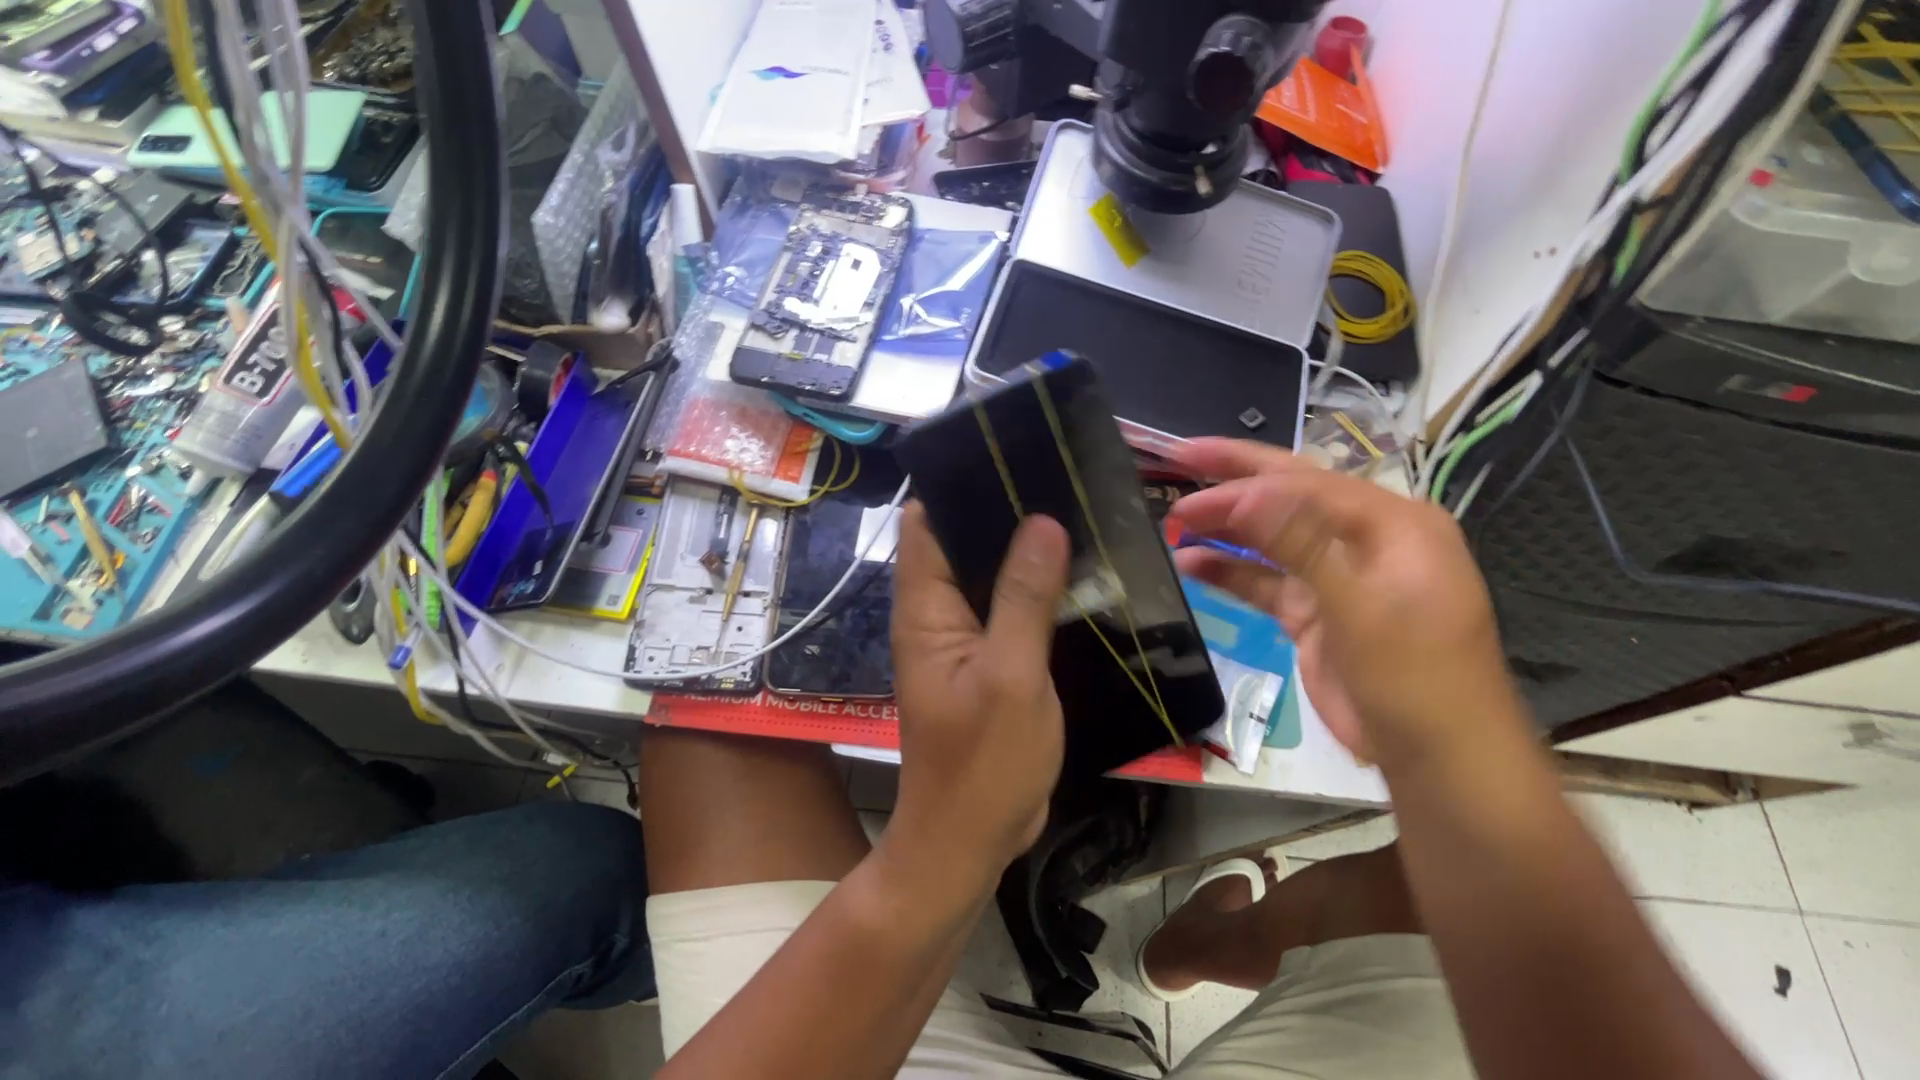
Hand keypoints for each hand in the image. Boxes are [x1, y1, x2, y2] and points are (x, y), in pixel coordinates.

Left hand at [888, 503, 1070, 881]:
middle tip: (1062, 478)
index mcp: (925, 612)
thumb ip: (1023, 598)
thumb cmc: (984, 762)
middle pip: (962, 546)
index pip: (927, 526)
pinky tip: (1081, 579)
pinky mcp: (990, 666)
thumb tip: (1040, 521)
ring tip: (1079, 514)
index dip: (959, 485)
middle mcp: (937, 618)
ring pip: (991, 580)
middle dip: (1003, 514)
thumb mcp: (1010, 675)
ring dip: (1026, 554)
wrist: (972, 841)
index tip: (1009, 450)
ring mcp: (964, 644)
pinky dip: (1037, 594)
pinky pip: (1009, 614)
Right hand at [1165, 439, 1526, 774]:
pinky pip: (1268, 584)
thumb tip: (1247, 492)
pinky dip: (1231, 574)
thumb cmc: (1415, 677)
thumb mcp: (1359, 605)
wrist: (1439, 758)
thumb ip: (1301, 543)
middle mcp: (1366, 542)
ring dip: (1226, 532)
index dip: (1244, 473)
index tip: (1186, 462)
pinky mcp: (1317, 616)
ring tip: (1172, 522)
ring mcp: (1340, 580)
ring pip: (1273, 542)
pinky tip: (1192, 564)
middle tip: (1174, 462)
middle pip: (1290, 500)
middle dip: (1232, 485)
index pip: (1307, 483)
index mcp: (1393, 524)